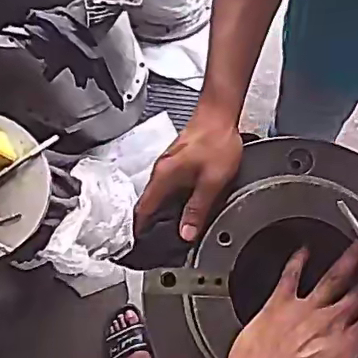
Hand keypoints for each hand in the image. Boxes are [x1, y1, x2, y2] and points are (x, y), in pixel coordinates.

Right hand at [136, 112, 243, 241]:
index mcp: (164, 176)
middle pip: (149, 202)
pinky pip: (169, 184)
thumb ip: (198, 209)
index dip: (139, 228)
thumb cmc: (215, 141)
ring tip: (169, 228)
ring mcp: (168, 163)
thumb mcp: (211, 182)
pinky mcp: (177, 160)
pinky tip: (183, 204)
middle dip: (149, 223)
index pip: (143, 208)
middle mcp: (161, 169)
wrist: (220, 115)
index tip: (137, 242)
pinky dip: (171, 198)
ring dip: (162, 210)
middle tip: (155, 241)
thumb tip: (187, 233)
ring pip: (159, 193)